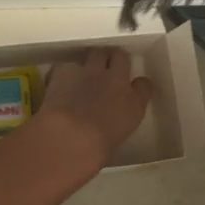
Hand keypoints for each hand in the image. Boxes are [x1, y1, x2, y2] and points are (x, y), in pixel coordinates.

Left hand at [37, 48, 154, 167]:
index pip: (144, 85)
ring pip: (97, 53)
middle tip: (108, 68)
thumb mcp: (115, 140)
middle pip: (121, 57)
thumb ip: (115, 124)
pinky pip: (68, 65)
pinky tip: (60, 82)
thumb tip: (108, 123)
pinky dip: (66, 72)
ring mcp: (91, 72)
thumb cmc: (95, 151)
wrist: (69, 137)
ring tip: (86, 71)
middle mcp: (115, 81)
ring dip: (93, 60)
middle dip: (115, 60)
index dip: (138, 84)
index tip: (134, 87)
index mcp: (133, 104)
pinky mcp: (66, 70)